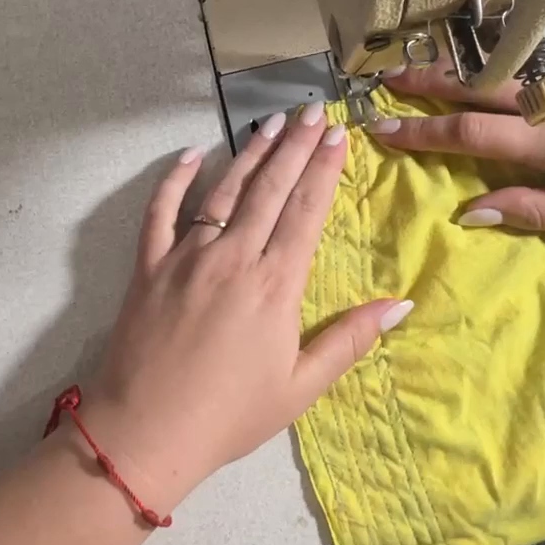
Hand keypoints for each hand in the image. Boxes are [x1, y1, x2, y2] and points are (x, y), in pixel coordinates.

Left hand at [81, 105, 411, 509]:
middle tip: (312, 111)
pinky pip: (161, 212)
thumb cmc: (230, 416)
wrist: (143, 433)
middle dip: (295, 146)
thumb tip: (400, 303)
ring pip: (224, 191)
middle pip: (271, 189)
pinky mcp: (149, 265)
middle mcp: (233, 256)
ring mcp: (186, 256)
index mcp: (275, 284)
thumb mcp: (300, 388)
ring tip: (271, 123)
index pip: (307, 211)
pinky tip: (192, 154)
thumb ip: (349, 340)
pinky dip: (175, 180)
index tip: (338, 135)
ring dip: (250, 155)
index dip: (324, 170)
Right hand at [374, 40, 544, 239]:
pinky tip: (499, 47)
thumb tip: (471, 212)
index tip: (383, 129)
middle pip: (481, 84)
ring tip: (432, 62)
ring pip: (513, 58)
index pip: (472, 135)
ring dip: (466, 61)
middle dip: (429, 82)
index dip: (422, 134)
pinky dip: (517, 45)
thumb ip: (534, 210)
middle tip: (388, 79)